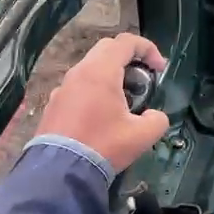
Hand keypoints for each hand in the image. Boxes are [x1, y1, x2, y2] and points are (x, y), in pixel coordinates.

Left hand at [38, 34, 169, 170]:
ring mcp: (63, 87)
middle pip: (107, 49)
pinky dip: (94, 89)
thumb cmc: (104, 145)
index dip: (148, 49)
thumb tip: (154, 116)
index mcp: (101, 72)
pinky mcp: (54, 103)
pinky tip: (100, 115)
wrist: (61, 170)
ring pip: (90, 67)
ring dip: (110, 74)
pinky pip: (78, 86)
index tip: (160, 69)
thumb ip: (157, 120)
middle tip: (142, 79)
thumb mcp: (142, 136)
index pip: (126, 42)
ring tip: (123, 100)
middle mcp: (79, 72)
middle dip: (129, 58)